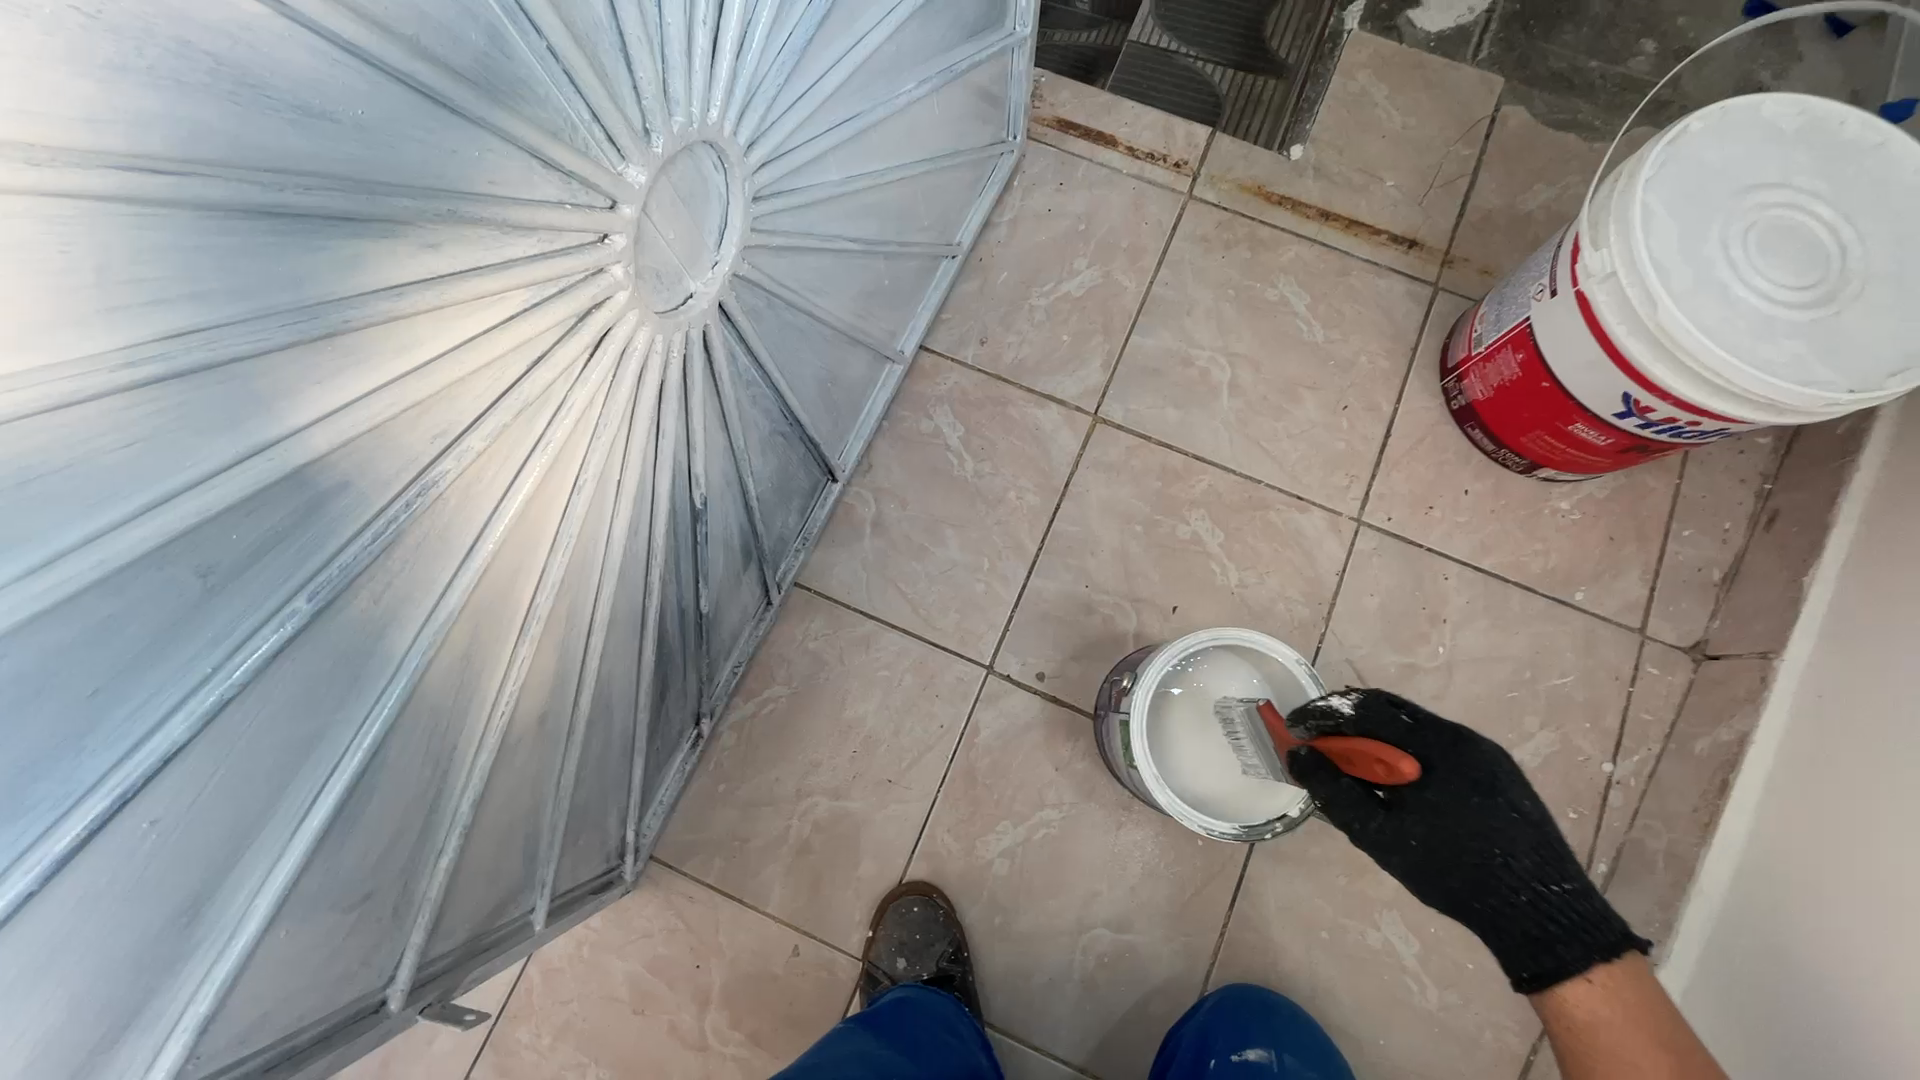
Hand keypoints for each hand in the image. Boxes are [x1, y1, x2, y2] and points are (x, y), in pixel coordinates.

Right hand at [1286, 688, 1649, 994]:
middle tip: (1317, 741)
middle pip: (1391, 711)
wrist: (1541, 911)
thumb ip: (1333, 791)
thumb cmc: (1452, 873)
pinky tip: (1395, 783)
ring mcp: (1485, 753)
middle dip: (1346, 720)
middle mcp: (1461, 737)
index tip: (1294, 727)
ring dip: (1376, 737)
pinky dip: (1404, 753)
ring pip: (1415, 729)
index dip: (1323, 713)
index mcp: (1434, 745)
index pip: (1365, 709)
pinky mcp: (1499, 772)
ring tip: (1350, 764)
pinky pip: (1438, 748)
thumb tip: (1298, 754)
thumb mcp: (1379, 836)